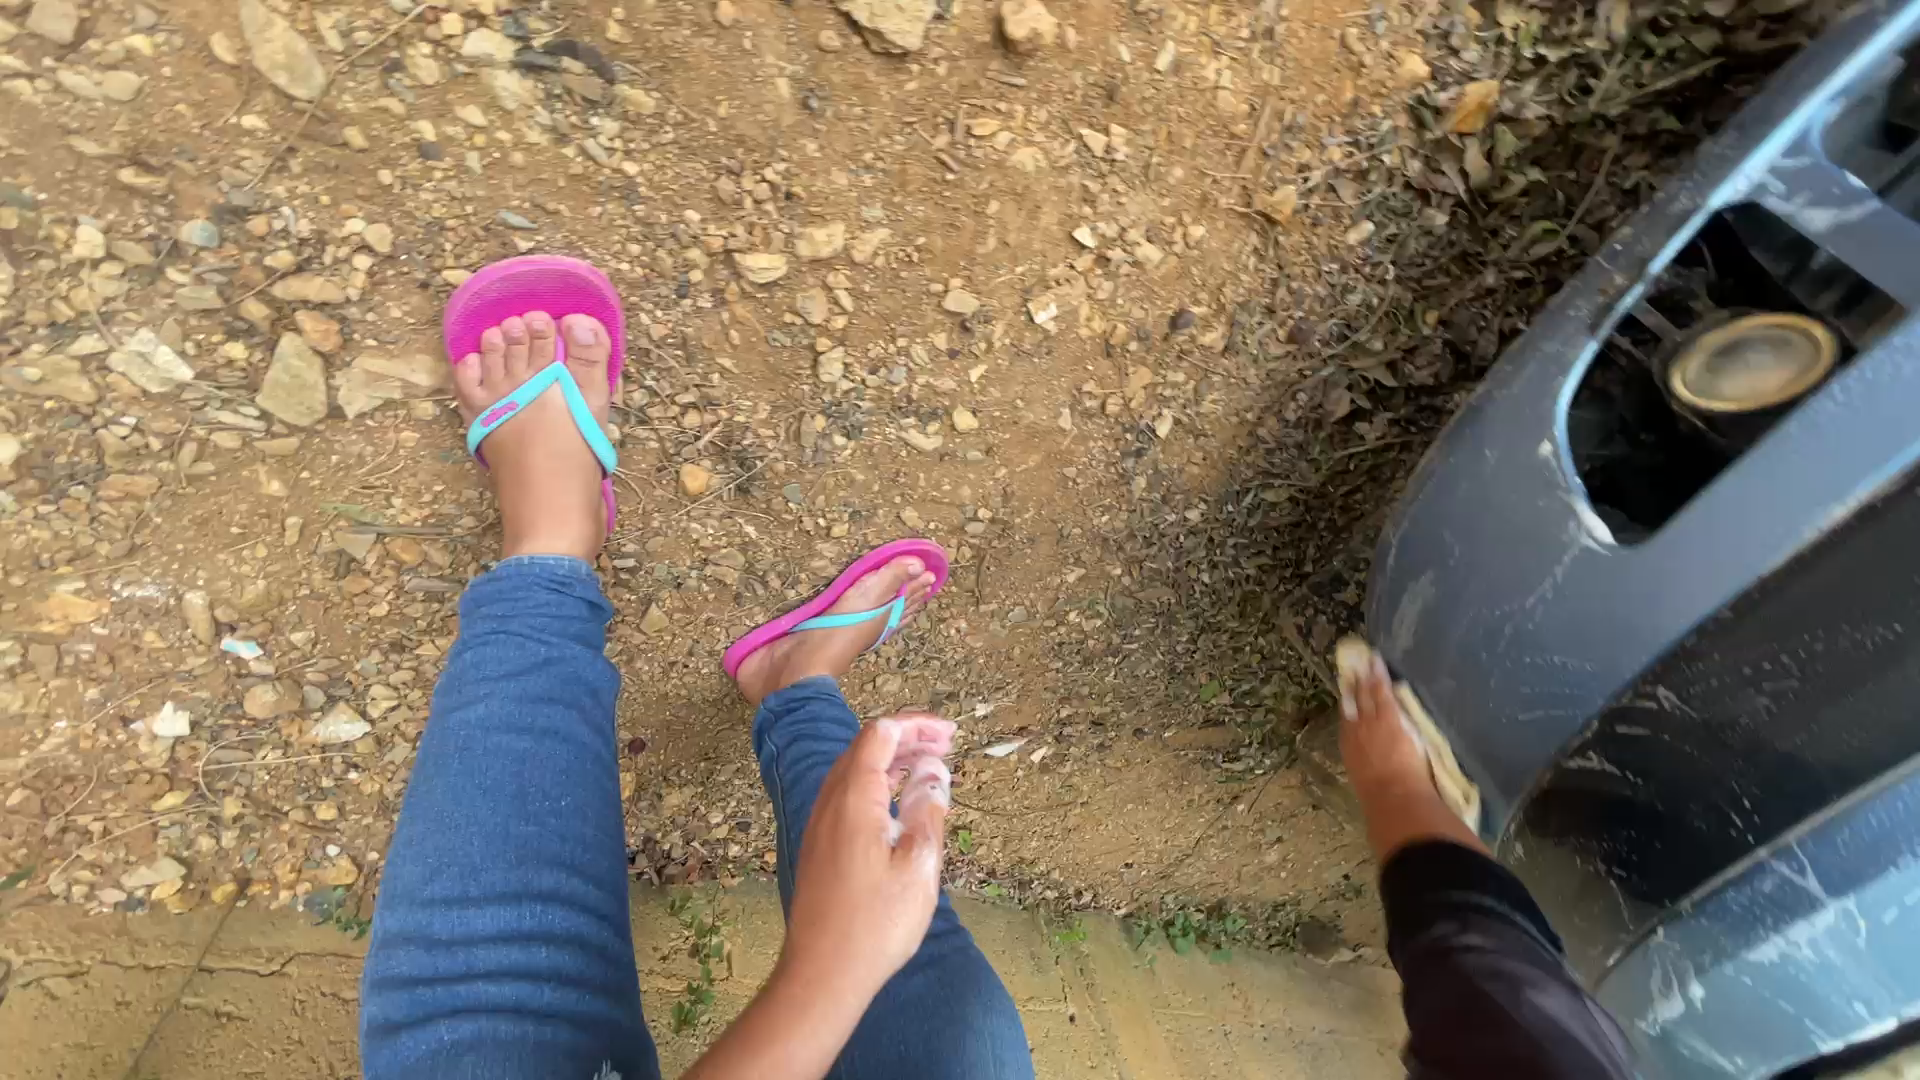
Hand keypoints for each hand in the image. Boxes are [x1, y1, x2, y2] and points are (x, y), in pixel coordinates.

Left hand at [780, 712, 955, 1003]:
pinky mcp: (820, 843)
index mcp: (854, 796)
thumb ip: (928, 808)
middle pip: (867, 745)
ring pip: (856, 768)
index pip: (881, 733)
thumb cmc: (875, 923)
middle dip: (907, 736)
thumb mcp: (919, 864)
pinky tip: (900, 801)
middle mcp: (831, 800)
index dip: (916, 724)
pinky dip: (879, 782)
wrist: (821, 976)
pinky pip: (849, 792)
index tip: (950, 733)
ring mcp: (821, 822)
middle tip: (946, 744)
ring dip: (893, 759)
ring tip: (929, 765)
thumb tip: (934, 771)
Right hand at [1337, 646, 1432, 803]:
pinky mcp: (1389, 716)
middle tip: (1351, 668)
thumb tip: (1369, 761)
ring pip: (1366, 693)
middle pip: (1353, 702)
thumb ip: (1367, 763)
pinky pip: (1382, 691)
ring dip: (1365, 675)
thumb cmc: (1382, 796)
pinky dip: (1379, 675)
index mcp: (1349, 746)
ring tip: (1365, 660)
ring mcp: (1372, 720)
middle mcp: (1356, 729)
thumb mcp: (1366, 778)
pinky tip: (1377, 662)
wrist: (1393, 796)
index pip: (1347, 719)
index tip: (1347, 692)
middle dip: (1353, 684)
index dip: (1348, 703)